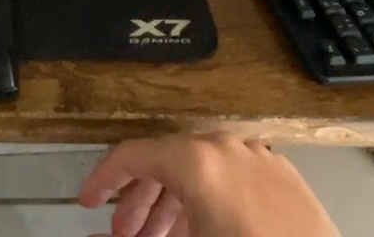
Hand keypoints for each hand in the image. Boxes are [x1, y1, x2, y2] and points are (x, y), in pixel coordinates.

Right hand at [78, 134, 337, 236]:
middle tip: (123, 234)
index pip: (131, 155)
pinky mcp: (285, 179)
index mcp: (195, 159)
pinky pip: (232, 180)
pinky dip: (208, 201)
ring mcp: (259, 159)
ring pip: (200, 172)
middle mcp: (225, 146)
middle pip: (165, 162)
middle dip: (139, 202)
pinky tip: (202, 230)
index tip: (88, 202)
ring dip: (173, 205)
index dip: (103, 180)